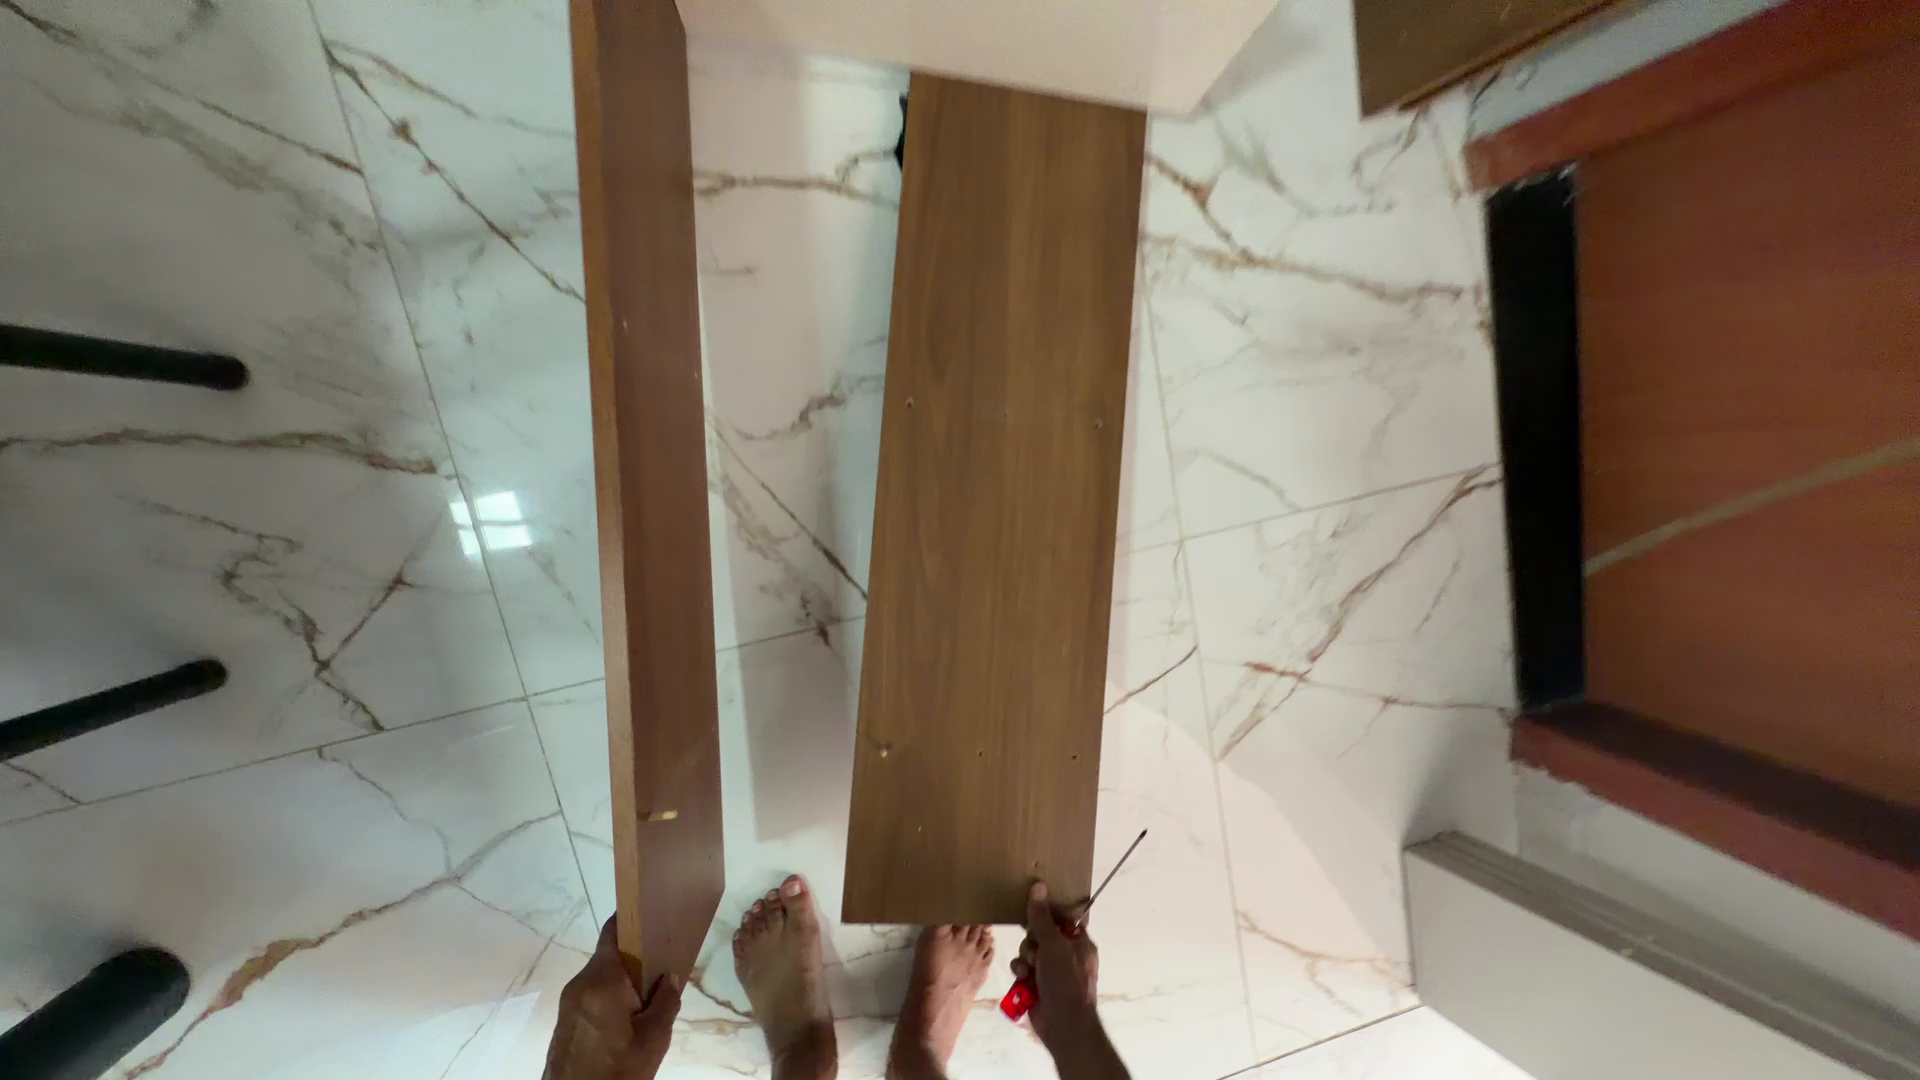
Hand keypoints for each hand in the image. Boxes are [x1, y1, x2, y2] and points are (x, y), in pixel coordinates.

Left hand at [543, 918, 681, 1079]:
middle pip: (611, 953)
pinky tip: (630, 1014)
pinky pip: (592, 993)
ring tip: (650, 994)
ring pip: (602, 975)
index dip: (635, 917)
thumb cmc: (617, 1073)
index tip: (658, 914)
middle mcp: (580, 984)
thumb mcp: (654, 1039)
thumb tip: (670, 975)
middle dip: (637, 955)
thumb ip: (666, 1000)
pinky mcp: (565, 1021)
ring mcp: (569, 1003)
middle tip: (664, 963)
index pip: (614, 930)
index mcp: (602, 981)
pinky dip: (611, 995)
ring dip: (624, 978)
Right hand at [1012, 881, 1100, 1050]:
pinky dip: (1021, 973)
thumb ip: (1042, 917)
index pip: (1061, 918)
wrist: (1063, 1027)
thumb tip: (1038, 885)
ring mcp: (1052, 971)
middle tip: (1034, 949)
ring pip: (1029, 950)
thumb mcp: (1053, 945)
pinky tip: (1022, 980)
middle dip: (1032, 941)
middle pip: (1040, 933)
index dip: (1047, 914)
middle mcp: (1066, 955)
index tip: (1034, 910)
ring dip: (1025, 958)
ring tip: (1028, 969)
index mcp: (1079, 942)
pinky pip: (1023, 968)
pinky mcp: (1037, 985)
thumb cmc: (1066, 981)